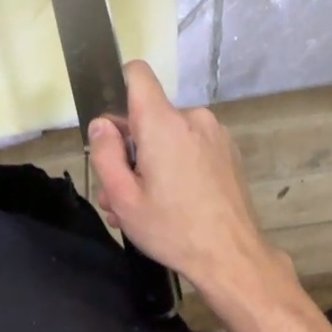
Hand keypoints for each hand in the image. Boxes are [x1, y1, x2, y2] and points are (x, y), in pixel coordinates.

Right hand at [90, 61, 288, 300]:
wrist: (230, 255)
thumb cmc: (170, 228)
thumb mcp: (122, 197)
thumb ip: (105, 154)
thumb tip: (101, 125)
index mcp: (164, 125)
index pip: (138, 76)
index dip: (116, 88)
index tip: (108, 124)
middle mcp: (193, 120)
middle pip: (148, 118)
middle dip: (128, 150)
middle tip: (118, 194)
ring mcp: (215, 135)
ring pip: (168, 137)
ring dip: (148, 164)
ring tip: (141, 207)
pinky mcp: (227, 152)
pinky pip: (189, 149)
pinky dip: (173, 168)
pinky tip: (169, 203)